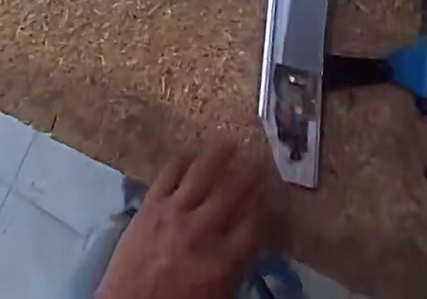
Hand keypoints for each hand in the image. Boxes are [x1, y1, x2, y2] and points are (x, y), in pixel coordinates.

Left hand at [98, 142, 275, 298]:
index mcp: (222, 263)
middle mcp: (202, 231)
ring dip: (220, 154)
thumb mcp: (216, 296)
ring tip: (231, 142)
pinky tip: (193, 152)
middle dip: (251, 171)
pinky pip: (170, 172)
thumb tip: (251, 244)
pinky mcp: (151, 204)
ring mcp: (175, 213)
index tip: (274, 188)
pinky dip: (184, 159)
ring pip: (203, 172)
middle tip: (260, 154)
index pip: (255, 224)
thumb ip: (235, 268)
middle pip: (234, 191)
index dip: (268, 203)